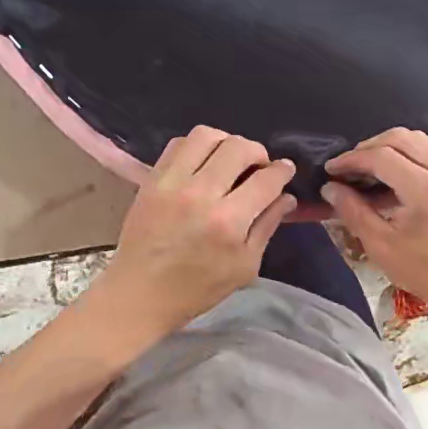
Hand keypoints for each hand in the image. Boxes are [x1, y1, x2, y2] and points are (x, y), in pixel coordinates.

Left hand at [95, 126, 296, 336]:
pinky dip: (196, 146)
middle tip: (258, 167)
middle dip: (258, 152)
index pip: (265, 180)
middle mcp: (201, 194)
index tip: (286, 169)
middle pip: (238, 147)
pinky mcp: (152, 180)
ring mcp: (172, 183)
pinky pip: (178, 144)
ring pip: (206, 135)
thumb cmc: (197, 288)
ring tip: (229, 159)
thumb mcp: (245, 266)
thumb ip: (267, 226)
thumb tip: (287, 197)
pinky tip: (202, 163)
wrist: (140, 293)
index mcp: (228, 222)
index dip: (282, 170)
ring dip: (226, 142)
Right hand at [321, 128, 427, 332]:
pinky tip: (392, 175)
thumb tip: (330, 188)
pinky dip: (407, 154)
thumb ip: (353, 211)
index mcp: (426, 190)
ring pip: (418, 140)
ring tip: (367, 167)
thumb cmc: (427, 273)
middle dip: (368, 147)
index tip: (330, 169)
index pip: (382, 157)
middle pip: (400, 138)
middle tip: (348, 166)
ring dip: (388, 147)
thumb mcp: (382, 246)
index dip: (351, 159)